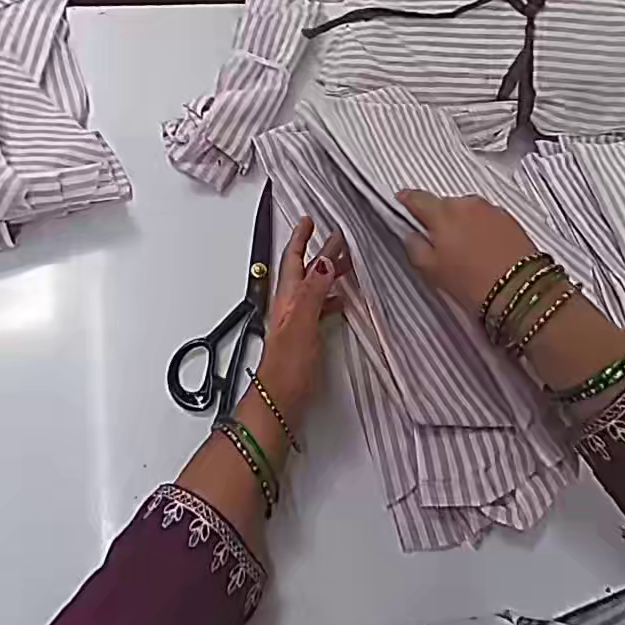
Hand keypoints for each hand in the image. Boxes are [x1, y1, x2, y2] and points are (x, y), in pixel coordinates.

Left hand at [256, 216, 348, 418]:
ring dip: (327, 273)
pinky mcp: (305, 338)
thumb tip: (323, 262)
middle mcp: (290, 307)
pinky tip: (341, 301)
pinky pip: (320, 307)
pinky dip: (331, 297)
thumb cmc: (286, 370)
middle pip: (305, 271)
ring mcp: (297, 323)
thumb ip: (313, 292)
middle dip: (320, 252)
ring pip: (314, 288)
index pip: (294, 260)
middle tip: (337, 238)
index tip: (309, 221)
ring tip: (345, 264)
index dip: (301, 239)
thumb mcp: (301, 325)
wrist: (278, 403)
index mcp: (288, 299)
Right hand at [398, 190, 624, 395]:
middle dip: (436, 218)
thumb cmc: (471, 282)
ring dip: (460, 223)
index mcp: (442, 213)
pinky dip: (479, 228)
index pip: (416, 197)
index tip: (401, 206)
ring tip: (462, 250)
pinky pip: (485, 218)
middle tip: (435, 242)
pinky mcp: (509, 219)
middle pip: (443, 204)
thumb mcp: (432, 271)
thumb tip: (411, 235)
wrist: (521, 291)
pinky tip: (482, 249)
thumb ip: (415, 248)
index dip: (406, 202)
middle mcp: (466, 203)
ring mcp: (490, 209)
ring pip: (466, 210)